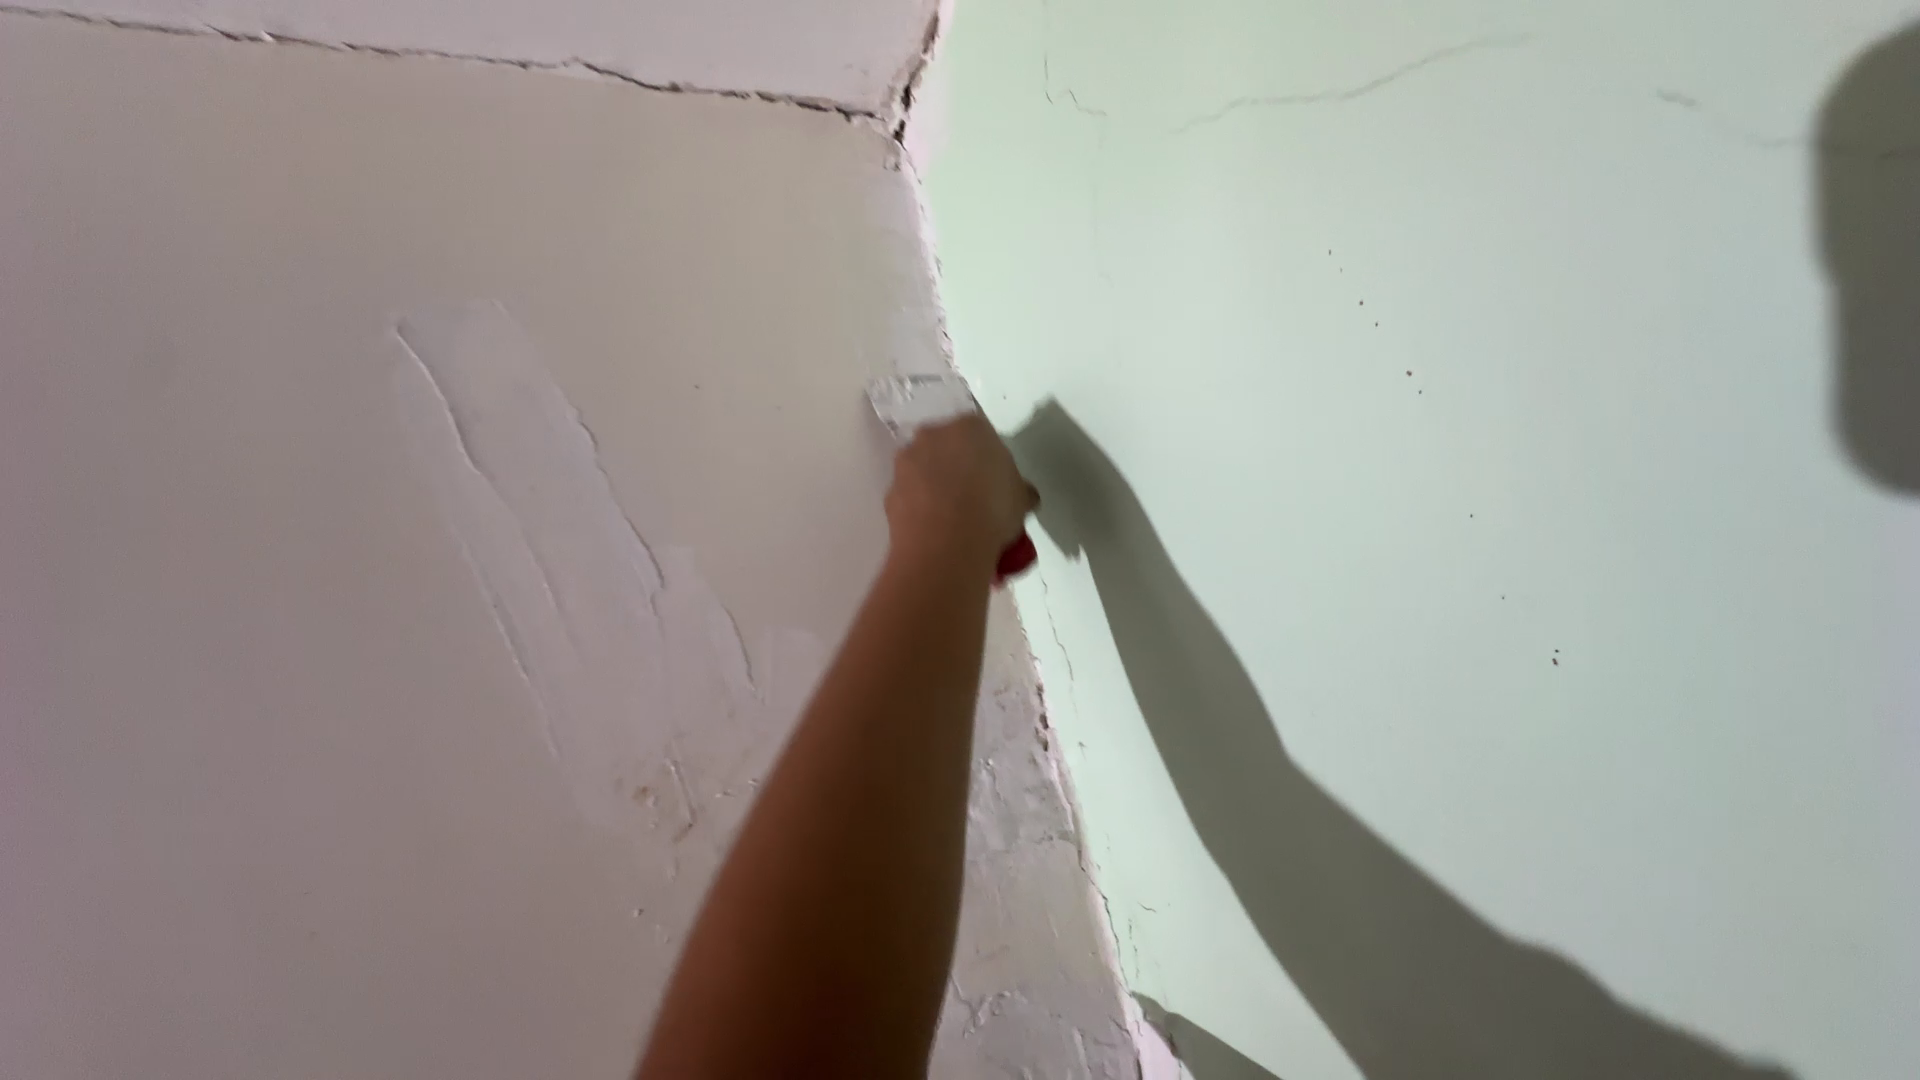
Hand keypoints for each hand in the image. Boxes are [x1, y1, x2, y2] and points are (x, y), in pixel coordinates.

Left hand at [885, 413, 1037, 570]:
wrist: (946, 545)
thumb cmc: (992, 511)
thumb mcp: (1022, 500)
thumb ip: (1020, 490)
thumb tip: (1021, 496)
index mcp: (970, 427)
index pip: (981, 433)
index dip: (988, 459)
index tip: (995, 483)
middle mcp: (933, 435)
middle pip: (947, 447)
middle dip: (957, 467)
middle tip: (974, 499)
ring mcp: (906, 462)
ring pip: (924, 470)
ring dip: (935, 487)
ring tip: (953, 520)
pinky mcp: (889, 491)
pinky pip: (910, 496)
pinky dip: (920, 509)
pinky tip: (935, 531)